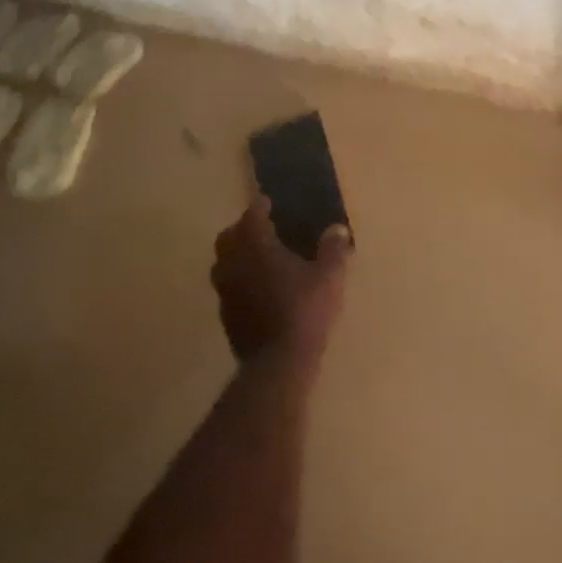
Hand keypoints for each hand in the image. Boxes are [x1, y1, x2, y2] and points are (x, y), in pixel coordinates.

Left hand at [210, 197, 351, 363]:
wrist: (278, 360)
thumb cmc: (304, 310)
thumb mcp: (329, 278)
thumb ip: (333, 250)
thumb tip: (338, 228)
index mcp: (256, 246)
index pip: (252, 216)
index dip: (260, 207)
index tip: (268, 202)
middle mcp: (233, 263)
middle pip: (229, 237)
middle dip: (243, 229)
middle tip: (262, 230)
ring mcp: (225, 289)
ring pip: (223, 262)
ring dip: (237, 255)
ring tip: (258, 258)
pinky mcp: (225, 313)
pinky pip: (228, 286)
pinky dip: (239, 279)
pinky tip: (257, 289)